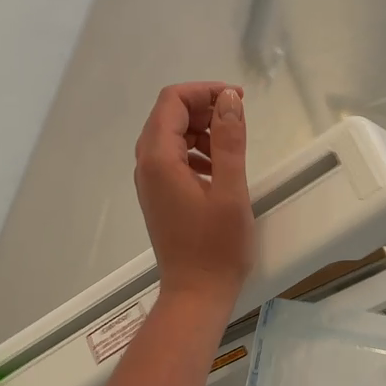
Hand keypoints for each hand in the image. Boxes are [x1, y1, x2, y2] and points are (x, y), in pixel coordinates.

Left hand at [134, 82, 252, 306]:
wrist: (197, 293)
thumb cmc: (217, 247)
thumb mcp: (230, 191)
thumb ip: (229, 141)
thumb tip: (229, 100)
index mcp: (159, 159)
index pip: (172, 101)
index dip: (204, 91)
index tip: (238, 100)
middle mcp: (146, 166)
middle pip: (167, 116)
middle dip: (202, 108)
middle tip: (238, 120)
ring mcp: (150, 183)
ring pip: (169, 138)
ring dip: (200, 131)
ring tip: (231, 147)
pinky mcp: (159, 198)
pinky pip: (171, 160)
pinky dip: (195, 153)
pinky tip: (218, 171)